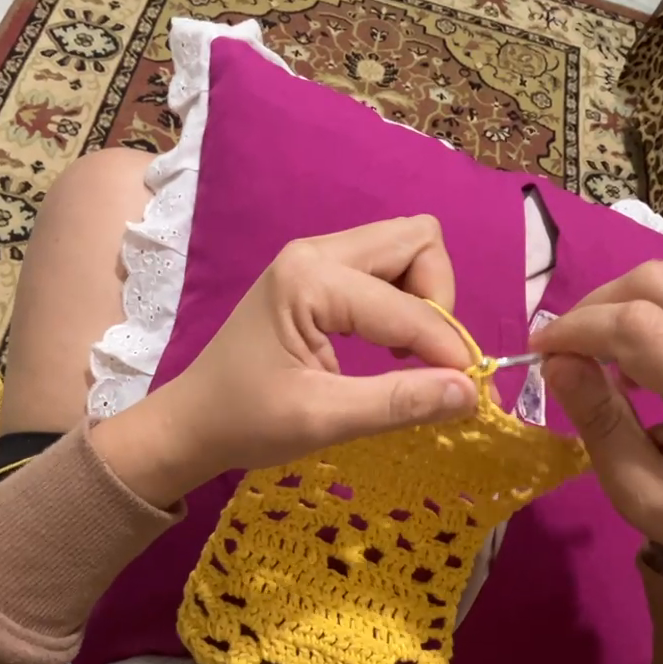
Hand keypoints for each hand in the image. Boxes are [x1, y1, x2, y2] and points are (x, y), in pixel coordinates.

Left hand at [92, 216, 479, 505]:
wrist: (191, 423)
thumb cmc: (245, 422)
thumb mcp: (323, 419)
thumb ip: (398, 403)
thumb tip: (471, 393)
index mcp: (309, 279)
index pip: (407, 304)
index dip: (446, 349)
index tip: (466, 395)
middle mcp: (315, 252)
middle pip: (417, 241)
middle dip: (439, 301)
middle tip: (428, 360)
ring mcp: (315, 258)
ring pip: (404, 249)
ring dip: (423, 299)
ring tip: (405, 355)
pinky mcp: (316, 275)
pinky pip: (383, 269)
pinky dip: (401, 302)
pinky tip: (386, 346)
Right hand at [531, 262, 662, 586]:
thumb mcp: (632, 488)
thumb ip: (598, 419)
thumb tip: (554, 359)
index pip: (640, 328)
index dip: (578, 328)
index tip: (538, 349)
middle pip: (658, 285)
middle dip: (594, 309)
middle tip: (562, 348)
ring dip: (622, 303)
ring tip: (599, 350)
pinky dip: (655, 305)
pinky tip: (641, 346)